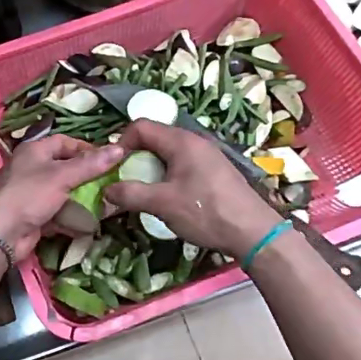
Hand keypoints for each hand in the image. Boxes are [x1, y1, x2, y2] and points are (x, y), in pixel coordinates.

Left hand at [0, 135, 124, 258]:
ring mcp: (32, 193)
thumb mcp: (63, 176)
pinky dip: (72, 216)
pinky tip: (89, 222)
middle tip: (110, 182)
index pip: (64, 142)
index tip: (108, 158)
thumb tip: (120, 148)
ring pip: (63, 192)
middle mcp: (32, 168)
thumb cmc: (29, 194)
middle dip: (86, 176)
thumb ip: (91, 164)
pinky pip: (57, 212)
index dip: (86, 148)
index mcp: (34, 150)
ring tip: (106, 203)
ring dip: (81, 198)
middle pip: (65, 168)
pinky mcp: (33, 215)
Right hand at [102, 120, 281, 257]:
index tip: (114, 167)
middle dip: (135, 157)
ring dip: (151, 168)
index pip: (141, 126)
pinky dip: (168, 174)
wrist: (254, 233)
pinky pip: (183, 163)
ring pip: (168, 152)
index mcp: (180, 141)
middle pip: (154, 138)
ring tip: (145, 192)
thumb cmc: (206, 212)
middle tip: (126, 180)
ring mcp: (207, 154)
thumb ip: (130, 194)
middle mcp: (194, 140)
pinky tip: (170, 197)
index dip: (121, 143)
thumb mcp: (162, 204)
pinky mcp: (215, 170)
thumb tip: (106, 190)